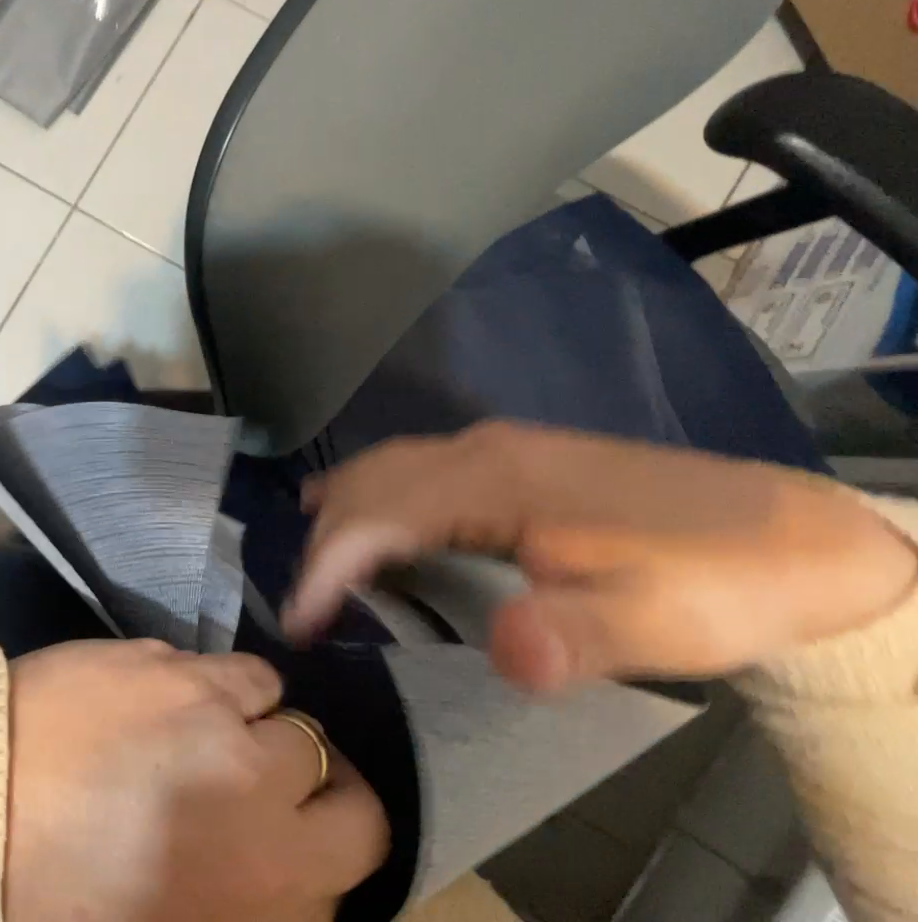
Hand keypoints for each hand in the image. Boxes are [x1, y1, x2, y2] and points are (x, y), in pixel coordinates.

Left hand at [3, 639, 387, 921]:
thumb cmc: (60, 890)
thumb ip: (245, 897)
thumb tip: (273, 869)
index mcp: (268, 869)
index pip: (364, 830)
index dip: (336, 820)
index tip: (299, 816)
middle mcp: (255, 779)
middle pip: (317, 754)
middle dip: (286, 766)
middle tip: (232, 772)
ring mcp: (205, 707)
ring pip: (270, 694)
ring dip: (243, 713)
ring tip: (193, 725)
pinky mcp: (155, 658)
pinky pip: (210, 662)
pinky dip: (197, 679)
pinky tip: (151, 696)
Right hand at [287, 422, 917, 692]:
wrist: (802, 536)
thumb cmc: (718, 585)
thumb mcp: (660, 626)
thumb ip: (576, 636)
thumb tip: (504, 655)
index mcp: (498, 482)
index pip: (379, 516)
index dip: (327, 566)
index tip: (298, 620)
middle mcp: (481, 450)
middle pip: (369, 484)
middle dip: (324, 542)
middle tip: (306, 606)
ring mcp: (495, 445)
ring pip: (385, 466)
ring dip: (340, 511)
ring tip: (313, 561)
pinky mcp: (511, 454)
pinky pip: (410, 464)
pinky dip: (368, 489)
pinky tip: (358, 503)